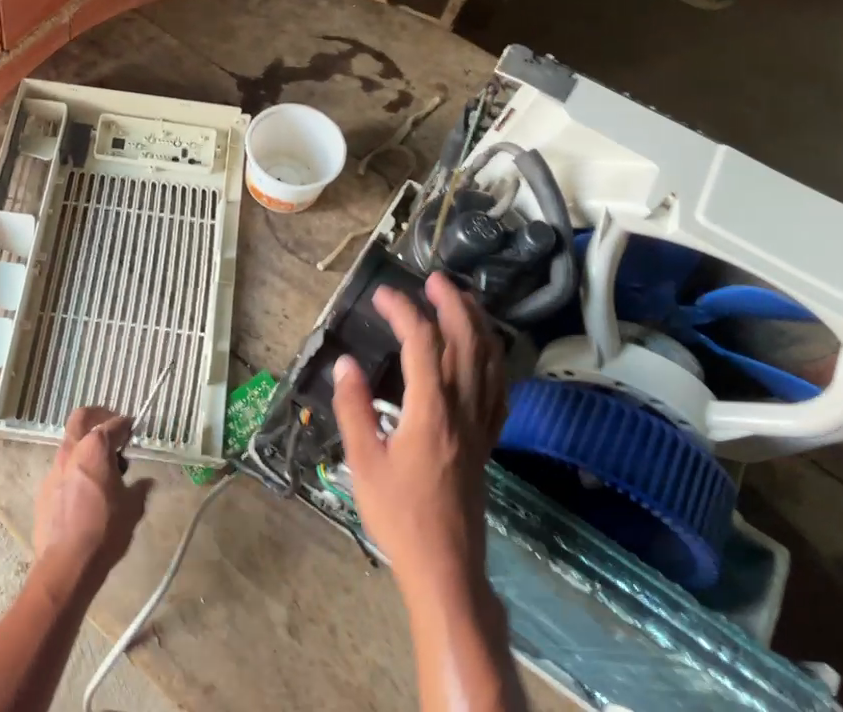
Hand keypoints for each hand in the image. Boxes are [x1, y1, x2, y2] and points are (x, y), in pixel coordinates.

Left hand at [31, 406, 151, 598]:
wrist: (67, 563)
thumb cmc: (105, 530)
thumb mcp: (132, 508)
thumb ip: (139, 489)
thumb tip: (145, 482)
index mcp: (94, 450)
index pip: (112, 425)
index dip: (125, 424)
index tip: (133, 428)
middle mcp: (71, 452)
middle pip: (81, 419)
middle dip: (98, 417)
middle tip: (113, 429)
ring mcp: (54, 470)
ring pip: (70, 444)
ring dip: (86, 446)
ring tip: (104, 467)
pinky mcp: (45, 489)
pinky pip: (63, 469)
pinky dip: (76, 469)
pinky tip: (87, 490)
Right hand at [331, 272, 506, 590]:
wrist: (445, 563)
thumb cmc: (398, 514)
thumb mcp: (363, 462)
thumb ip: (354, 409)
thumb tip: (345, 363)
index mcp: (431, 411)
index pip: (422, 345)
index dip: (405, 312)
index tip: (383, 294)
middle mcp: (463, 410)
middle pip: (467, 343)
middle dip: (452, 305)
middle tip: (434, 279)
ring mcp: (481, 425)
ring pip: (490, 362)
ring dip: (478, 325)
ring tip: (462, 301)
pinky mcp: (487, 442)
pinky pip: (498, 390)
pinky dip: (492, 360)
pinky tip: (485, 355)